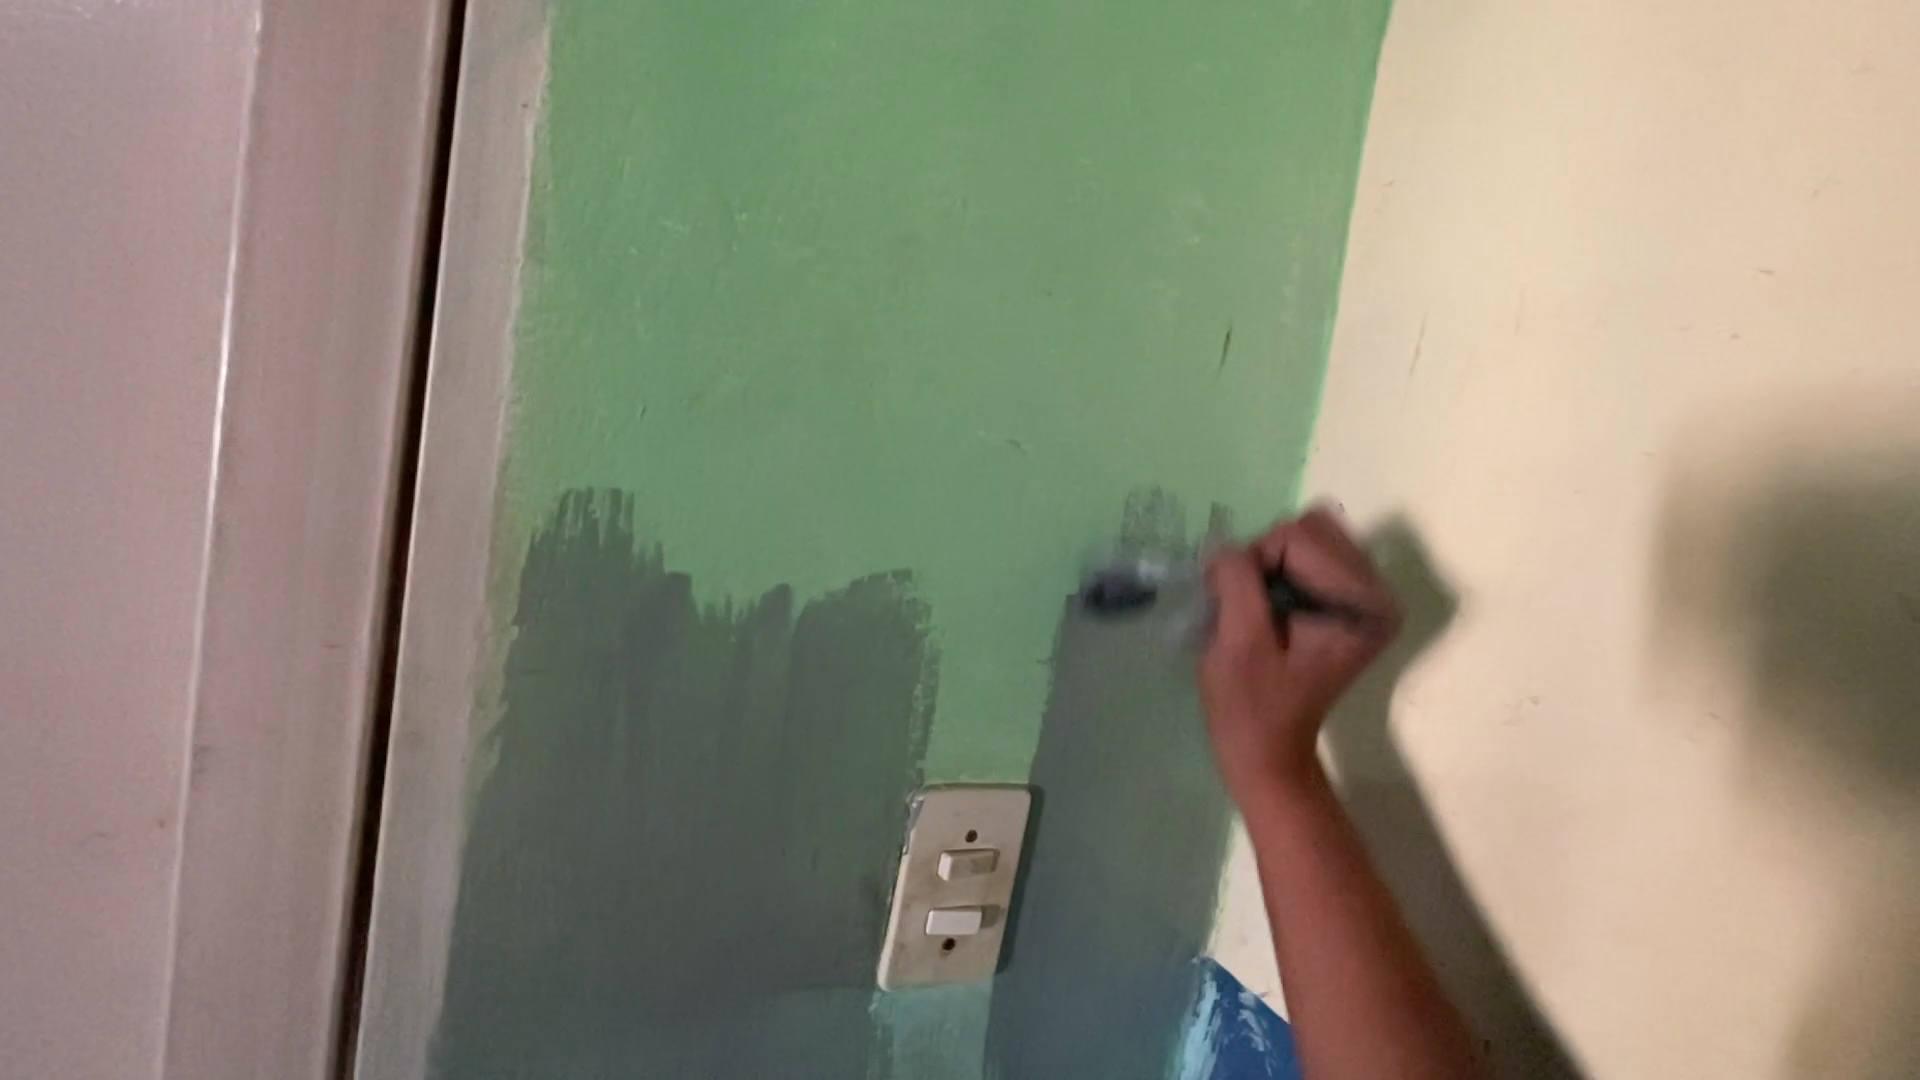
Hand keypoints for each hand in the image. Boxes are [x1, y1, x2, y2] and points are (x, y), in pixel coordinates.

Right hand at [1199, 507, 1400, 797]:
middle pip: (1309, 530)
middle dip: (1266, 560)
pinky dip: (1277, 573)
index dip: (1255, 564)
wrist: (1266, 750)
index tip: (1242, 610)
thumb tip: (1226, 546)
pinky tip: (1269, 609)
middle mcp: (1377, 593)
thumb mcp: (1237, 640)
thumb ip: (1237, 581)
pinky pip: (1305, 556)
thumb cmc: (1250, 704)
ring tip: (1259, 610)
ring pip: (1306, 538)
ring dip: (1270, 566)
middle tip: (1250, 608)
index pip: (1298, 537)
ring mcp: (1364, 597)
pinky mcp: (1347, 602)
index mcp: (1364, 604)